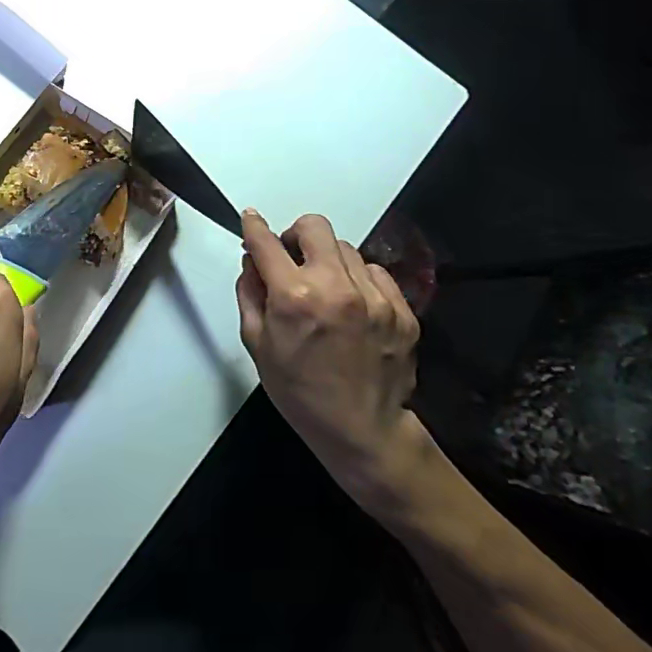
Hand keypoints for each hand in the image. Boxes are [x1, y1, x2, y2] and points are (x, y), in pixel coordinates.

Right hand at [236, 210, 426, 504]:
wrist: (363, 430)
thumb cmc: (301, 393)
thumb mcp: (258, 347)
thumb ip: (250, 295)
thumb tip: (251, 261)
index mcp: (295, 298)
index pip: (267, 243)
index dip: (254, 228)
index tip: (251, 220)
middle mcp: (336, 287)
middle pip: (314, 226)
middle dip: (296, 236)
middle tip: (293, 258)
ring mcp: (374, 296)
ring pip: (346, 249)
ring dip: (329, 261)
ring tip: (327, 291)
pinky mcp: (401, 308)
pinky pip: (375, 272)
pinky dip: (359, 280)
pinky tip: (354, 306)